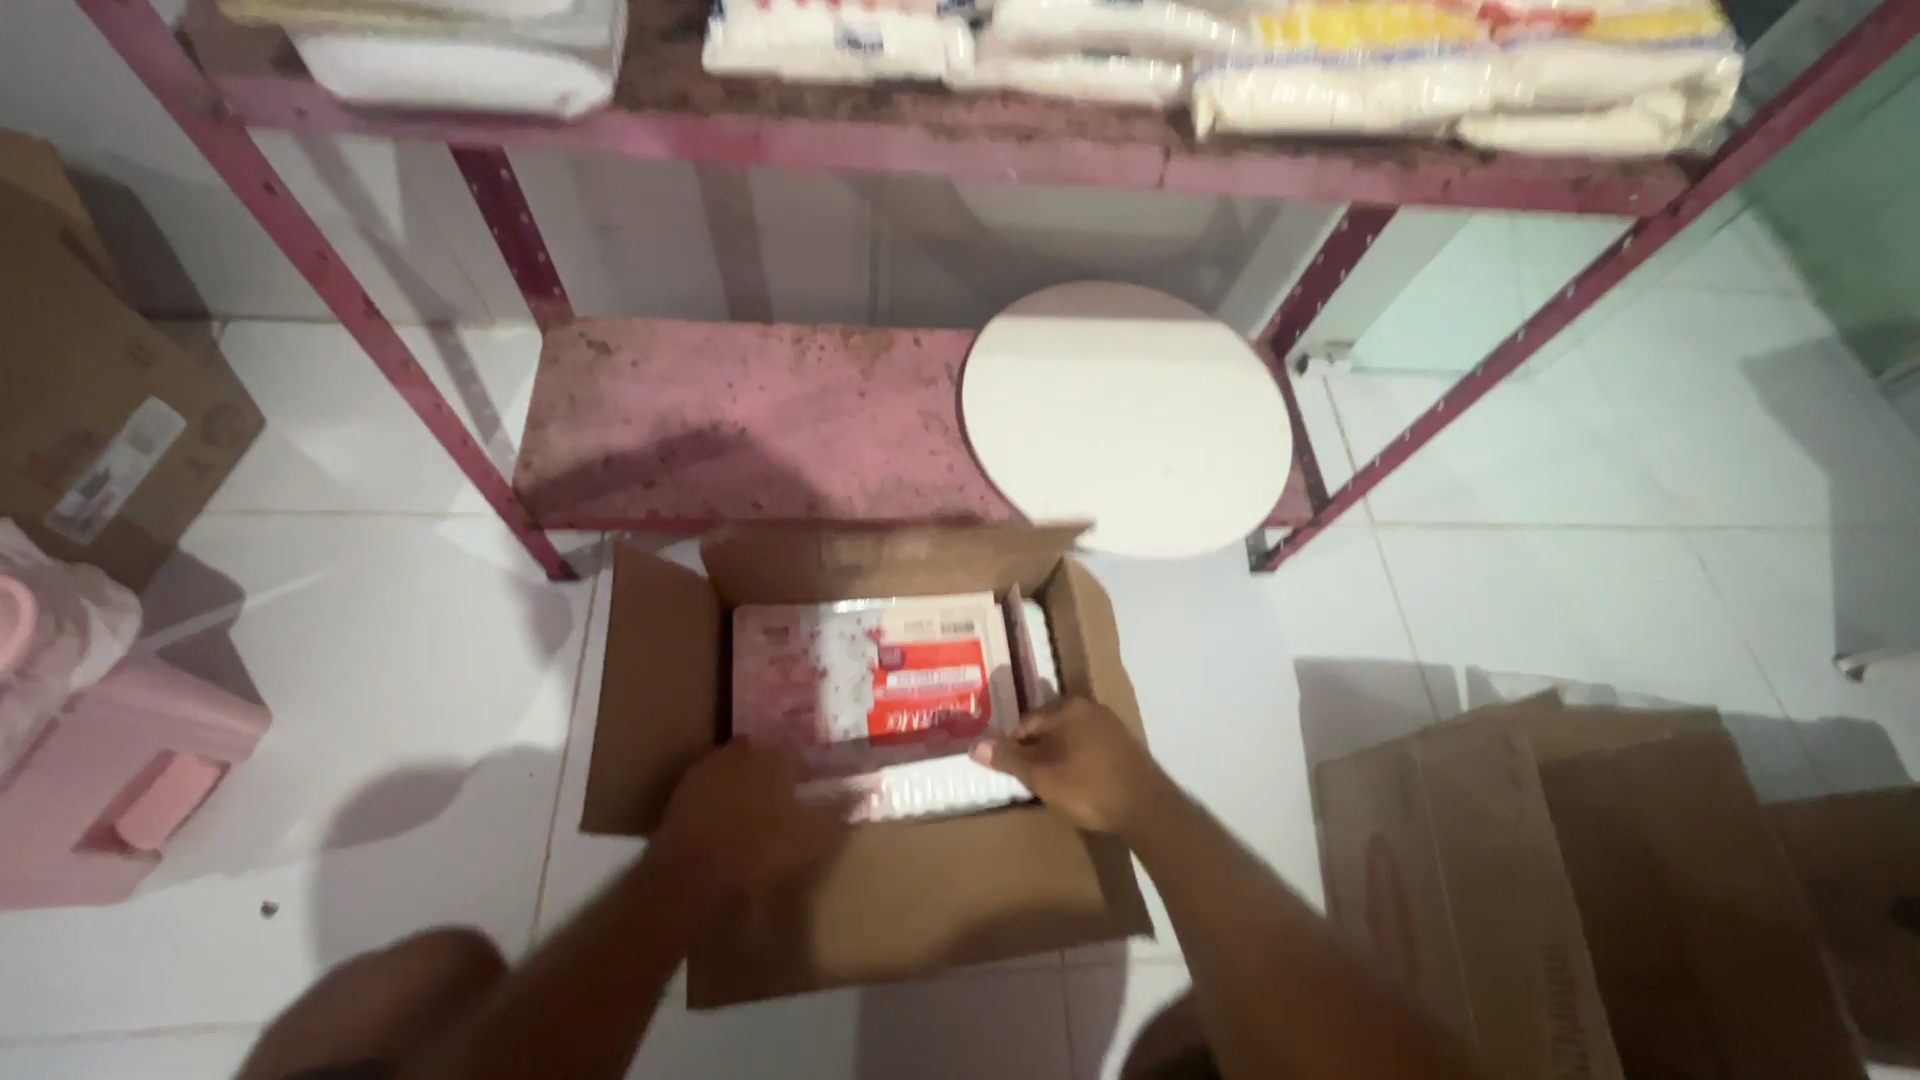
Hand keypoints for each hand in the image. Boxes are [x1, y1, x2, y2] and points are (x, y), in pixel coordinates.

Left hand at [652, 741, 852, 898]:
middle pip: (764, 753)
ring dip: (746, 779)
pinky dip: (721, 795)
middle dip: (774, 768)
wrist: (691, 875)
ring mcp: (708, 768)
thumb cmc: (760, 851)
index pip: (797, 752)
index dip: (805, 769)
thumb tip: (865, 791)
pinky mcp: (683, 790)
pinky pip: (711, 784)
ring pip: (735, 765)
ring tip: (755, 805)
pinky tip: (725, 816)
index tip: (811, 785)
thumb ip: (839, 810)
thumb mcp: (811, 836)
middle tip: (783, 792)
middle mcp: (741, 752)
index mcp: (774, 757)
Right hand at [970, 697, 1176, 836]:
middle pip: (1049, 726)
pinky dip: (1078, 759)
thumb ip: (1008, 759)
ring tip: (1051, 782)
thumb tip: (974, 746)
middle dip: (1036, 749)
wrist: (1147, 808)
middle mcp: (1089, 707)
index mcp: (1067, 707)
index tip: (1009, 770)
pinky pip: (1089, 746)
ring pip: (1070, 736)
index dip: (1012, 746)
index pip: (1026, 722)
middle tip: (1028, 777)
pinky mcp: (1124, 744)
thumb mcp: (1041, 776)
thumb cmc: (1087, 788)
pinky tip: (1078, 781)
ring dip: (1058, 754)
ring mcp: (1110, 724)